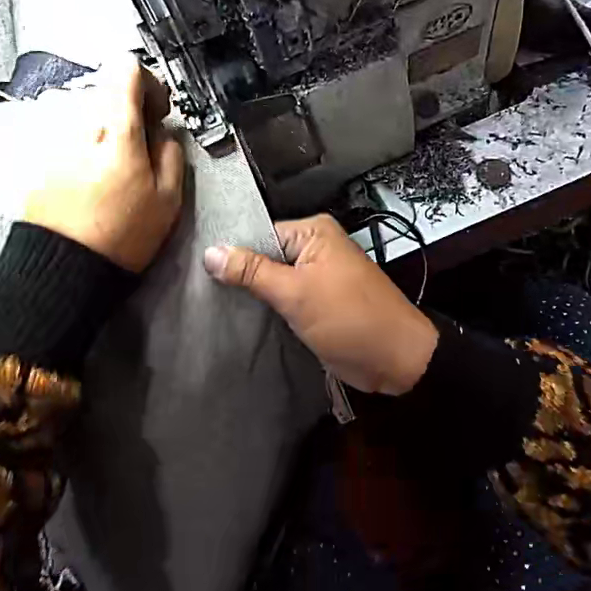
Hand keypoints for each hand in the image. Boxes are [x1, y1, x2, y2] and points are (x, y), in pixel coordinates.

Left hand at [22, 63, 185, 272]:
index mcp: (116, 127)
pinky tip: (92, 173)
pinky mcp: (38, 155)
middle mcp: (80, 123)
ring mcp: (54, 137)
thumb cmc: (118, 235)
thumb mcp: (168, 199)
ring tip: (116, 159)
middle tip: (142, 138)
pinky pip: (66, 131)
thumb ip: (172, 154)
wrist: (62, 265)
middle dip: (127, 105)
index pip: (128, 70)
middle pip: (105, 86)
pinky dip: (83, 141)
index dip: (150, 84)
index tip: (158, 110)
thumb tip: (164, 137)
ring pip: (84, 108)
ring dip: (104, 123)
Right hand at [204, 214, 436, 394]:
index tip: (195, 267)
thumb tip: (210, 252)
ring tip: (211, 304)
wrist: (395, 359)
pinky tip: (237, 317)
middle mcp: (315, 247)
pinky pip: (284, 298)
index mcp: (313, 231)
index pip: (258, 232)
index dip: (231, 251)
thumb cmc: (350, 319)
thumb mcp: (295, 293)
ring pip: (272, 279)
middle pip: (264, 255)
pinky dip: (266, 307)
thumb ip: (252, 272)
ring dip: (251, 294)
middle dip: (238, 273)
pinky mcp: (316, 302)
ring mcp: (316, 276)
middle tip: (197, 289)